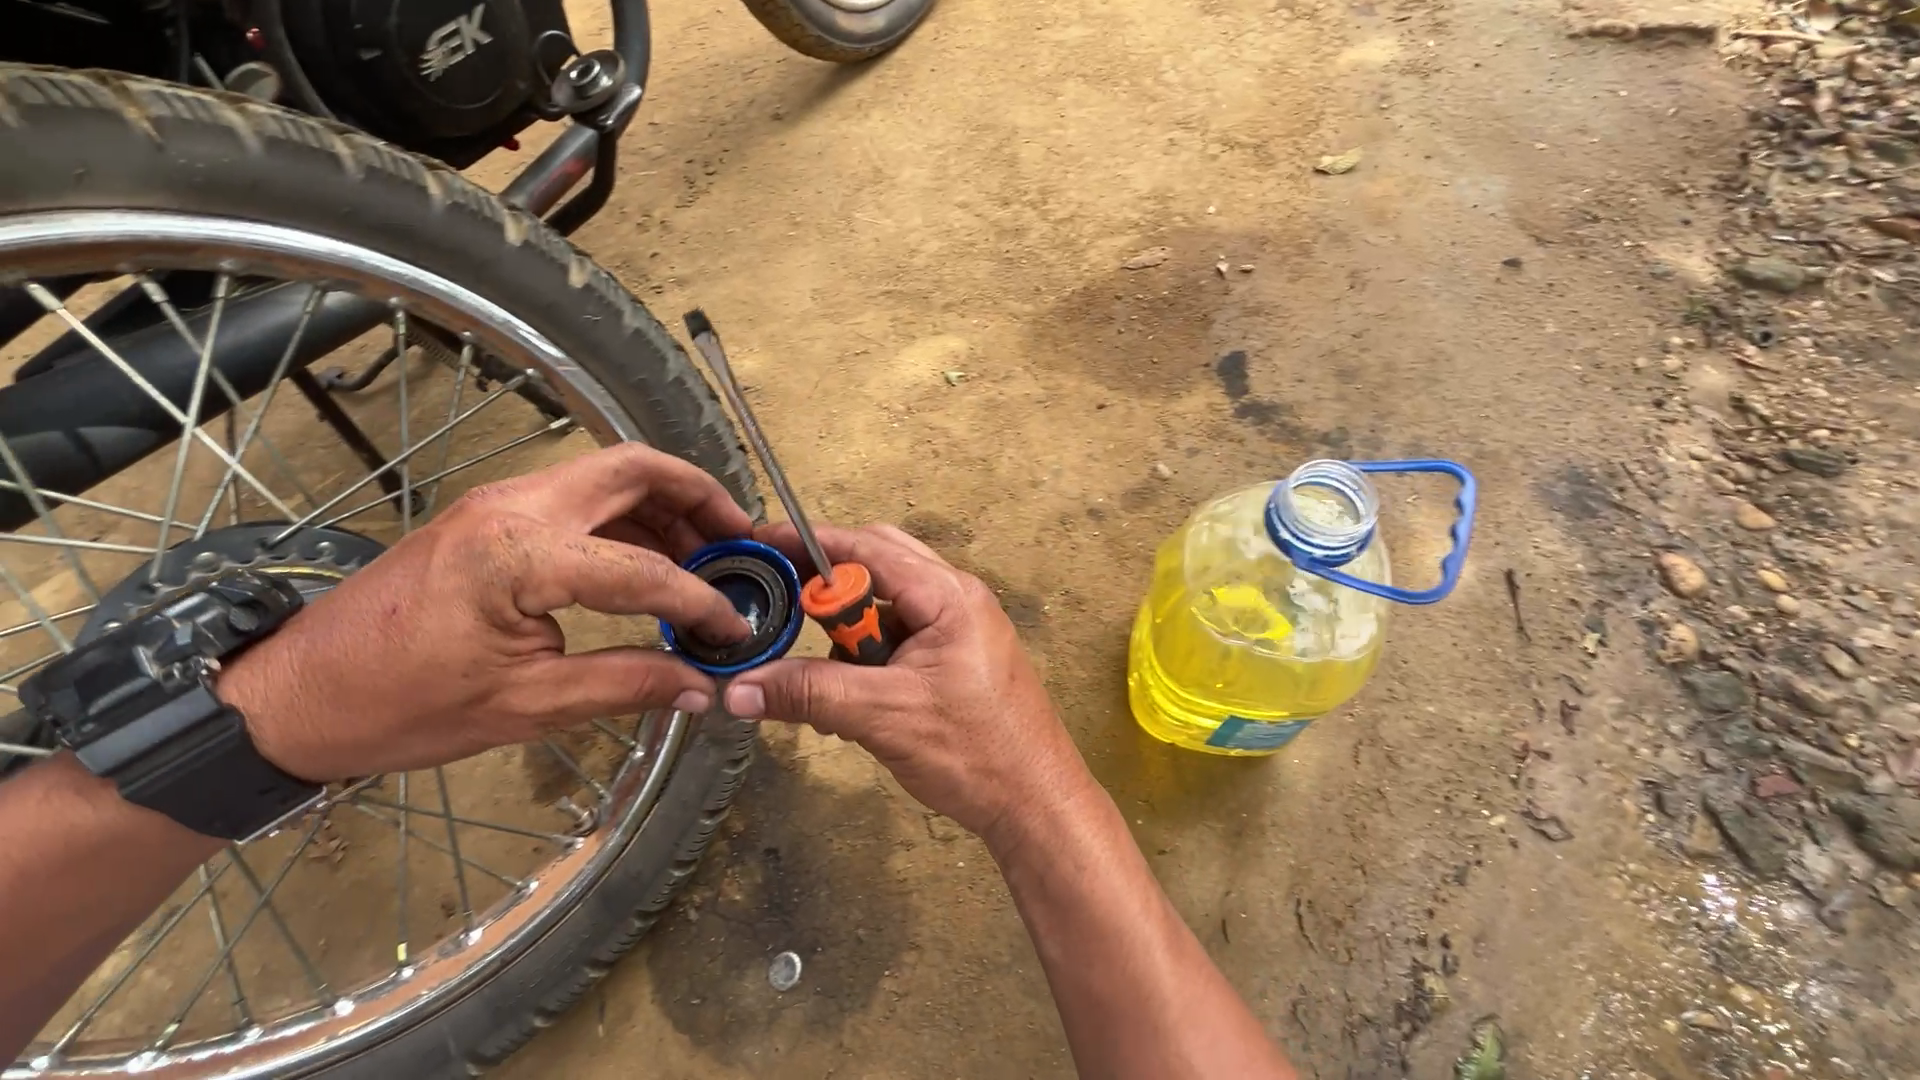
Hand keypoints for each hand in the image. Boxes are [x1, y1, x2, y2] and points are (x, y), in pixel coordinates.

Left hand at [222, 443, 752, 780]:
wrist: (293, 697)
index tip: (737, 630)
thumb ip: (626, 684)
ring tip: (708, 553)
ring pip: (610, 475)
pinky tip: (654, 560)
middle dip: (700, 496)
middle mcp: (515, 506)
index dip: (702, 602)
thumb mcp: (525, 705)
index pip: (643, 569)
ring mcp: (501, 502)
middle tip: (742, 538)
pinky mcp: (493, 515)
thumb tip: (702, 687)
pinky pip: (582, 499)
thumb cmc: (401, 708)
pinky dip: (630, 519)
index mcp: (520, 555)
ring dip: (668, 505)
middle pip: (634, 468)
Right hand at [722, 523, 1095, 849]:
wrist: (1036, 803)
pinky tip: (849, 697)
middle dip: (830, 585)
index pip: (869, 547)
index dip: (812, 543)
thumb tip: (737, 690)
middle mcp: (956, 598)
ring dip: (848, 630)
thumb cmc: (972, 751)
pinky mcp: (956, 659)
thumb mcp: (884, 716)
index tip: (763, 544)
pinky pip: (900, 638)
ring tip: (818, 670)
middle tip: (783, 603)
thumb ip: (810, 694)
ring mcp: (959, 629)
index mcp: (947, 594)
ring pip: (887, 606)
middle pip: (880, 565)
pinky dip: (868, 657)